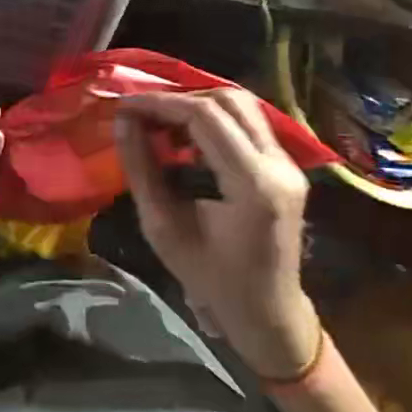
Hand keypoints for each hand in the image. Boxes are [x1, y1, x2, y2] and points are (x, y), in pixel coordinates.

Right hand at [115, 89, 320, 378]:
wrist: (267, 311)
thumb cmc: (210, 278)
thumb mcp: (163, 227)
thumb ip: (142, 169)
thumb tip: (122, 121)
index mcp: (253, 184)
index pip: (205, 117)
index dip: (160, 104)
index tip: (124, 106)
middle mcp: (279, 164)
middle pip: (228, 100)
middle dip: (178, 100)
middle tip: (141, 113)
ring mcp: (289, 163)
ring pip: (242, 105)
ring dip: (198, 105)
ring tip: (161, 122)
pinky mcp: (287, 165)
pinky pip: (249, 123)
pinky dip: (214, 119)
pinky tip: (187, 137)